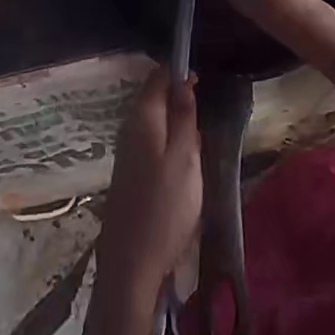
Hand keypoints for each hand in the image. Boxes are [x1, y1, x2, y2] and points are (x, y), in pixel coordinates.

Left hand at [98, 66, 201, 287]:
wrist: (132, 262)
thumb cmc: (165, 207)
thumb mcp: (185, 157)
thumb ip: (184, 116)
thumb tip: (183, 78)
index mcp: (142, 118)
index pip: (157, 78)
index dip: (180, 72)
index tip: (204, 78)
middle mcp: (129, 128)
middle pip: (154, 98)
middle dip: (178, 96)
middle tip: (206, 107)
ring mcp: (127, 151)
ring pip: (154, 121)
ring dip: (175, 120)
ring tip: (200, 134)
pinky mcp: (130, 172)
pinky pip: (152, 141)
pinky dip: (169, 141)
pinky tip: (184, 159)